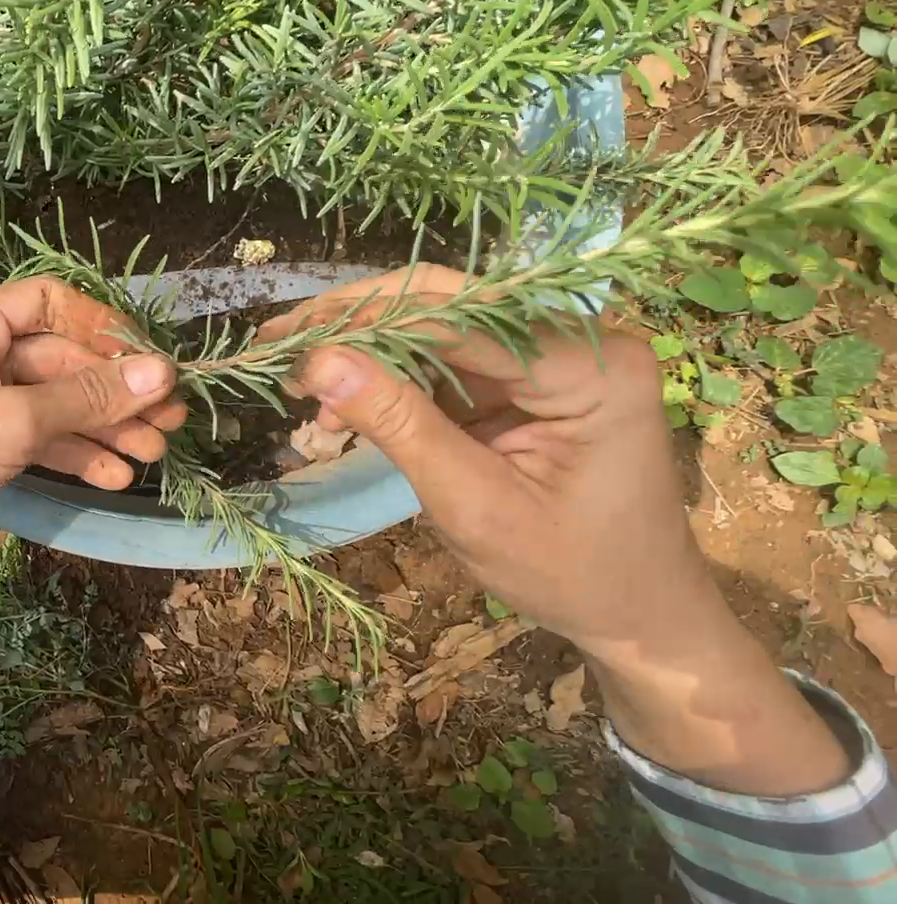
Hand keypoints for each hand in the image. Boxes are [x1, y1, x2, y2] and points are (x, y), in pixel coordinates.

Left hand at [0, 276, 184, 632]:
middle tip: (171, 420)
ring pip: (55, 403)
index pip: (51, 302)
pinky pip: (39, 438)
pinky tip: (115, 476)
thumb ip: (88, 396)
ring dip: (104, 427)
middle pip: (62, 359)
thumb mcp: (14, 420)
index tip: (150, 361)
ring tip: (154, 454)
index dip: (103, 326)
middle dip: (114, 391)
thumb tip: (163, 371)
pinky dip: (74, 454)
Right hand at [267, 263, 847, 795]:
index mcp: (587, 366)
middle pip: (442, 301)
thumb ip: (398, 424)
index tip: (285, 349)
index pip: (454, 320)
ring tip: (296, 380)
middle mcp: (573, 340)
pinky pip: (438, 358)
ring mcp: (547, 356)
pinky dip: (382, 377)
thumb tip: (317, 361)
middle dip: (352, 321)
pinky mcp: (520, 378)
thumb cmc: (567, 571)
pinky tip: (339, 406)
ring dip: (360, 349)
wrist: (636, 613)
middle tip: (277, 341)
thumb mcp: (473, 503)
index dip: (363, 329)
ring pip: (431, 324)